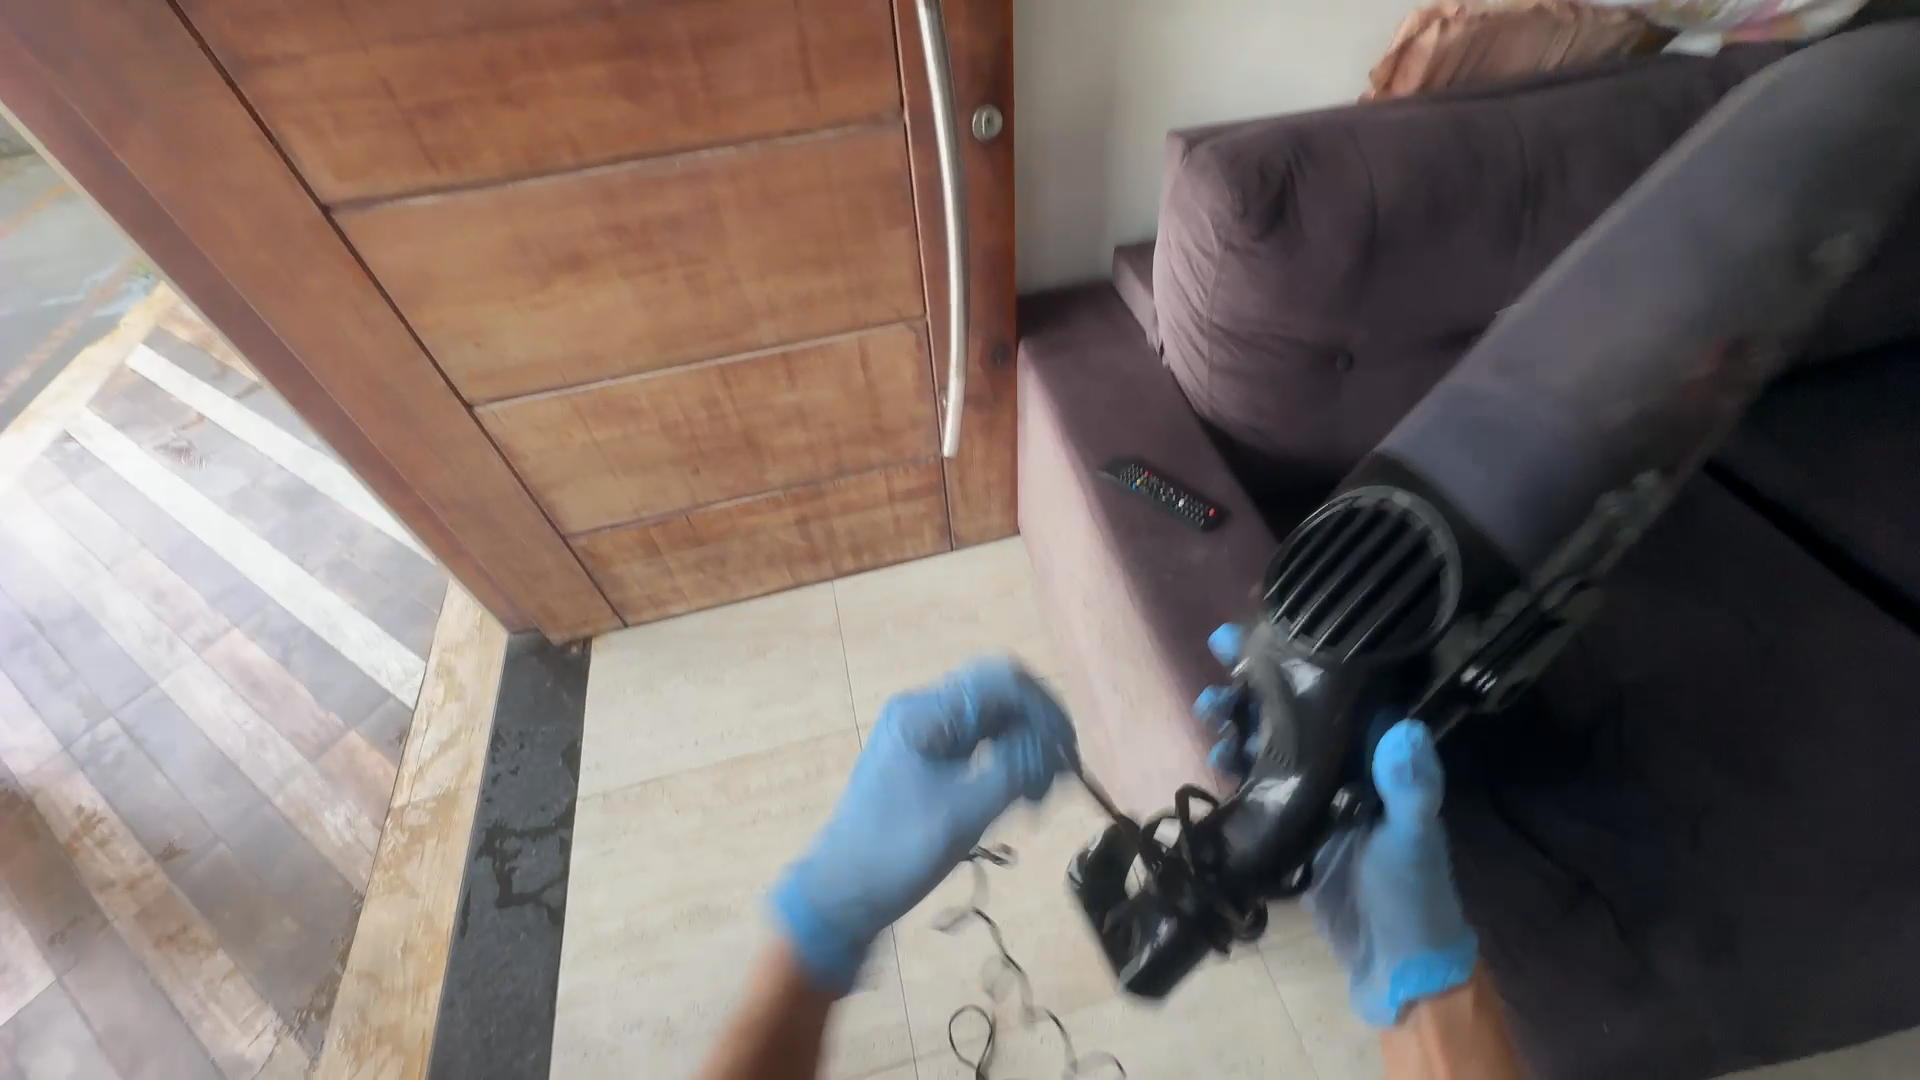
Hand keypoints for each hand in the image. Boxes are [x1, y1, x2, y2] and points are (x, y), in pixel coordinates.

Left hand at [772, 657, 1078, 992]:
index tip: (1068, 753)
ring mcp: (928, 733)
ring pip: (994, 719)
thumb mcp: (961, 813)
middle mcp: (926, 710)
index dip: (1043, 710)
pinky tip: (1025, 794)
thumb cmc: (896, 852)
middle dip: (1038, 727)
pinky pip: (982, 743)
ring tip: (1045, 791)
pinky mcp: (933, 757)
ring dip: (1027, 745)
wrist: (842, 894)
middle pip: (999, 695)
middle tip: (1064, 773)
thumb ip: (1014, 770)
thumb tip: (1057, 747)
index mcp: (924, 712)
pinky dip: (1009, 760)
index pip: (1000, 681)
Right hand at [1195, 625, 1477, 1027]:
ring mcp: (1309, 786)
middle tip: (1217, 664)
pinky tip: (1214, 756)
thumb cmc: (1412, 889)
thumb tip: (1404, 726)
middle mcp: (1338, 758)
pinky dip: (1231, 762)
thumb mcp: (1414, 836)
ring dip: (1235, 718)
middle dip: (1252, 680)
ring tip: (1208, 710)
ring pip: (1264, 735)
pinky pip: (1252, 776)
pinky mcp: (1285, 814)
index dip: (1298, 656)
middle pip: (1289, 705)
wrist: (1391, 956)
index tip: (1262, 631)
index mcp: (1373, 751)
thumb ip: (1409, 785)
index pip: (1334, 689)